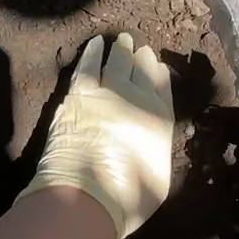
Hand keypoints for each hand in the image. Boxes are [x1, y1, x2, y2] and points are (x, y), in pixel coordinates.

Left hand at [20, 33, 174, 238]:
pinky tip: (95, 45)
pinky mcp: (77, 96)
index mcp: (160, 120)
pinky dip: (92, 54)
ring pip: (115, 64)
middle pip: (140, 72)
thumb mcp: (157, 178)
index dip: (159, 77)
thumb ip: (153, 152)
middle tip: (140, 49)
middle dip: (140, 59)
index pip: (162, 90)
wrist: (88, 194)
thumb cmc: (128, 198)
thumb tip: (145, 143)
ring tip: (121, 39)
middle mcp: (137, 100)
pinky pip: (88, 67)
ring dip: (119, 51)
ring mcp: (106, 94)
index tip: (158, 66)